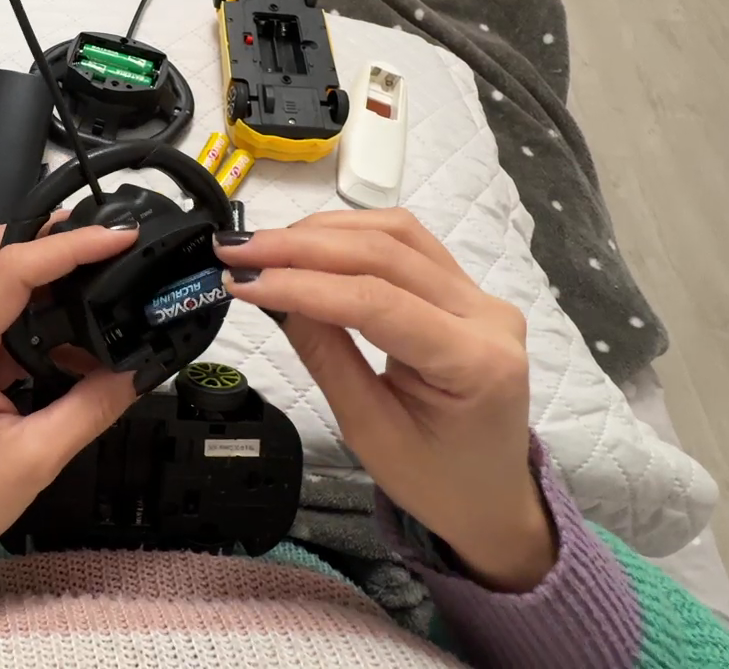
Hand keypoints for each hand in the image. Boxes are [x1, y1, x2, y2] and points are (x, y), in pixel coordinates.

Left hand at [0, 222, 140, 627]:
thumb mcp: (33, 460)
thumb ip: (89, 408)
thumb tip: (139, 369)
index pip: (13, 268)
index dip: (68, 245)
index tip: (120, 238)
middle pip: (2, 251)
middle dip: (59, 236)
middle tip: (117, 241)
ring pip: (4, 272)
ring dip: (53, 264)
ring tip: (109, 269)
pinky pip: (7, 307)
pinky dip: (46, 301)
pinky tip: (82, 321)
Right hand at [215, 210, 556, 591]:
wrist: (490, 498)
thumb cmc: (432, 478)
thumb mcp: (367, 427)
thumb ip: (323, 352)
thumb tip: (270, 292)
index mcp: (475, 363)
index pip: (376, 301)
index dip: (302, 284)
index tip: (241, 279)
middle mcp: (486, 315)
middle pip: (387, 252)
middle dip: (302, 245)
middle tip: (238, 250)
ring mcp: (479, 295)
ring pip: (395, 232)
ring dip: (323, 231)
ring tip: (266, 244)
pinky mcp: (463, 287)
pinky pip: (404, 241)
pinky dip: (348, 233)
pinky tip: (307, 243)